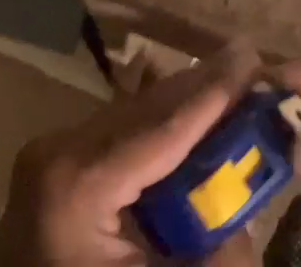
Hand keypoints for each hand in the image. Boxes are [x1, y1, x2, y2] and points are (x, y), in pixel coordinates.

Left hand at [0, 42, 262, 265]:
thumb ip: (216, 256)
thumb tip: (248, 214)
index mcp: (78, 183)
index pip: (161, 128)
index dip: (212, 94)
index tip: (249, 54)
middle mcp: (58, 151)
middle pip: (145, 111)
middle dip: (201, 87)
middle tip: (249, 58)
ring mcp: (51, 154)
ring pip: (130, 115)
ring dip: (181, 100)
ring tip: (230, 76)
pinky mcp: (54, 164)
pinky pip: (115, 132)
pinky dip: (156, 123)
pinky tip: (189, 106)